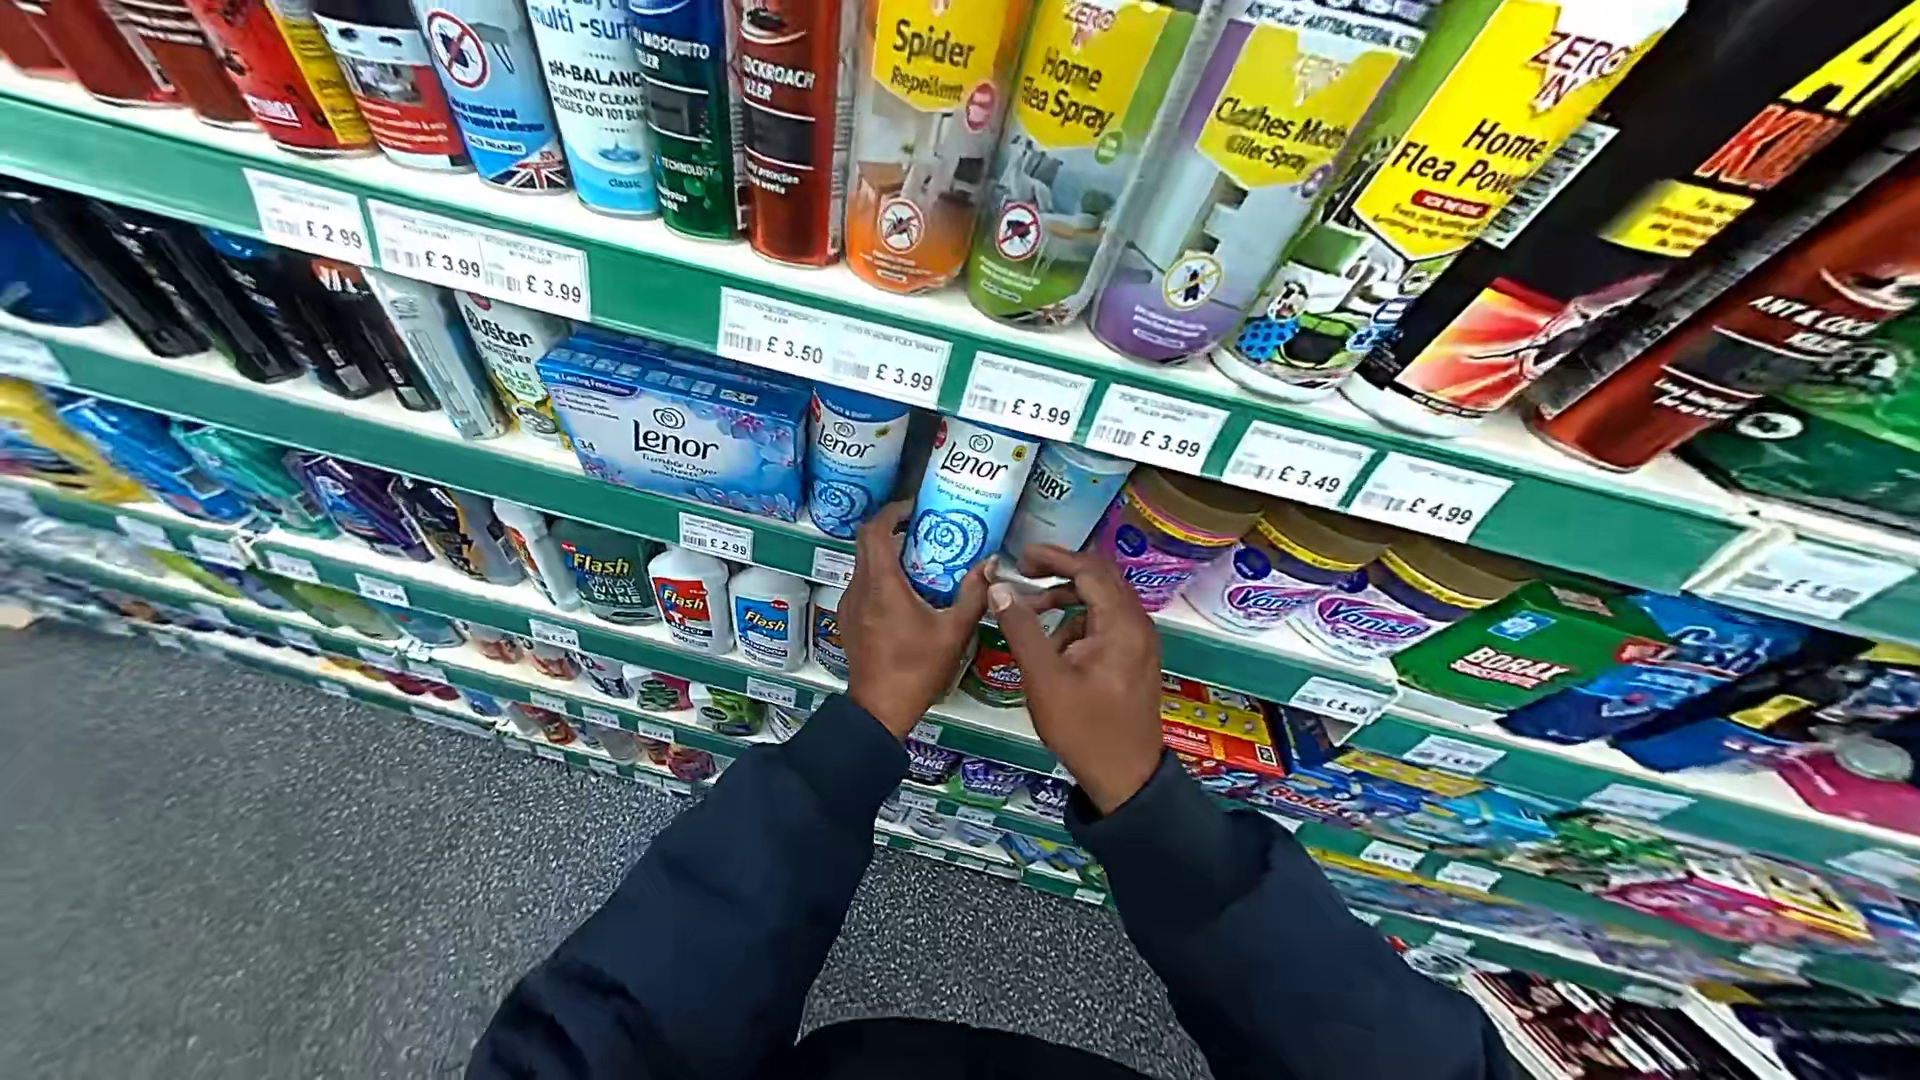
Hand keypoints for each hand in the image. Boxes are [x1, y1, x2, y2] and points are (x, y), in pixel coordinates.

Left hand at [840, 501, 987, 737]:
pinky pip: (862, 584)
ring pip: (863, 564)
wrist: (880, 709)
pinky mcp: (849, 619)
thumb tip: (991, 564)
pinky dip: (881, 576)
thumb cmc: (916, 670)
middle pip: (867, 543)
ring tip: (920, 559)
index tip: (914, 508)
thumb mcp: (954, 631)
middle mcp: (859, 589)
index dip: (891, 512)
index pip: (874, 531)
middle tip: (923, 530)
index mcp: (882, 586)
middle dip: (893, 530)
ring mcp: (849, 605)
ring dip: (887, 554)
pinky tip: (906, 592)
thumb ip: (974, 594)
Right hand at [988, 546, 1162, 814]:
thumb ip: (1021, 629)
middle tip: (1024, 574)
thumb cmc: (1084, 729)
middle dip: (1059, 573)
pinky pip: (1104, 624)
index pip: (1089, 570)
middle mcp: (1137, 625)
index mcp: (1122, 624)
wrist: (1125, 779)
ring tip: (1029, 617)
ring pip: (1101, 601)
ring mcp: (1139, 642)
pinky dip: (1076, 623)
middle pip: (1099, 579)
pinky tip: (1053, 649)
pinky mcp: (1133, 657)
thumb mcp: (1044, 678)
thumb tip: (999, 589)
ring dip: (1065, 600)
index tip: (1021, 558)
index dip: (1053, 558)